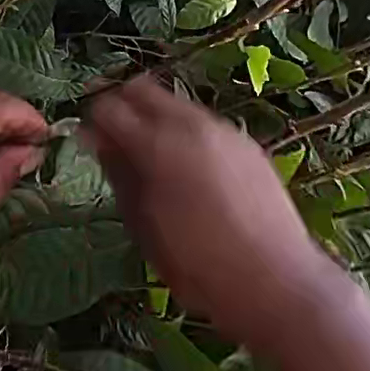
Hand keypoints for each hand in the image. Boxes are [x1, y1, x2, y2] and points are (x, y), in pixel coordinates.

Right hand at [88, 77, 336, 340]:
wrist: (279, 283)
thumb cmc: (200, 267)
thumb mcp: (145, 228)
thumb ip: (120, 175)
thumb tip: (99, 140)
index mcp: (157, 144)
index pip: (110, 107)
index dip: (94, 118)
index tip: (90, 137)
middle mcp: (189, 124)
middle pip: (143, 87)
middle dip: (122, 103)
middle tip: (115, 135)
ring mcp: (222, 129)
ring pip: (175, 102)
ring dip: (155, 116)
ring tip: (155, 156)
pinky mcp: (246, 141)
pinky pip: (204, 122)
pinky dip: (186, 132)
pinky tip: (192, 168)